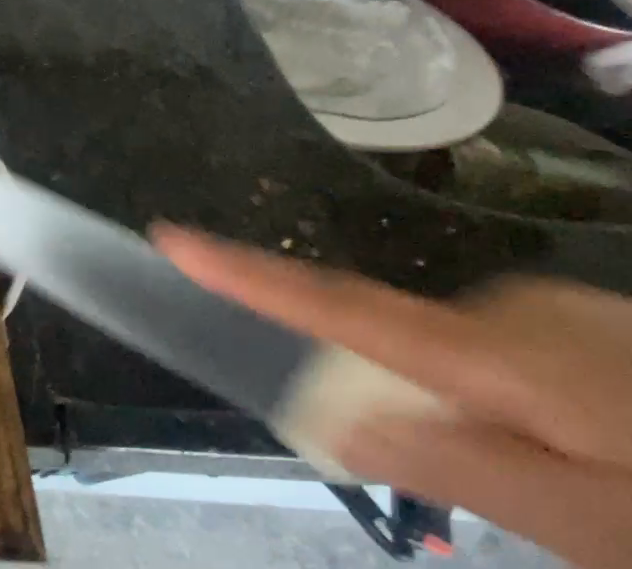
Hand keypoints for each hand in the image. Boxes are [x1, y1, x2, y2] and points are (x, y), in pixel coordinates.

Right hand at [154, 224, 631, 568]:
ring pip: (461, 354)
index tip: (171, 237)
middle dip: (391, 390)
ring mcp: (562, 312)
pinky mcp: (595, 326)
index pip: (334, 305)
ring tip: (559, 485)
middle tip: (472, 478)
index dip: (245, 275)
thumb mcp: (589, 523)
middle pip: (398, 337)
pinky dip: (511, 399)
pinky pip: (510, 354)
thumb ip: (456, 461)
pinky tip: (590, 451)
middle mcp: (515, 312)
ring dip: (468, 407)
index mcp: (496, 357)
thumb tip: (335, 414)